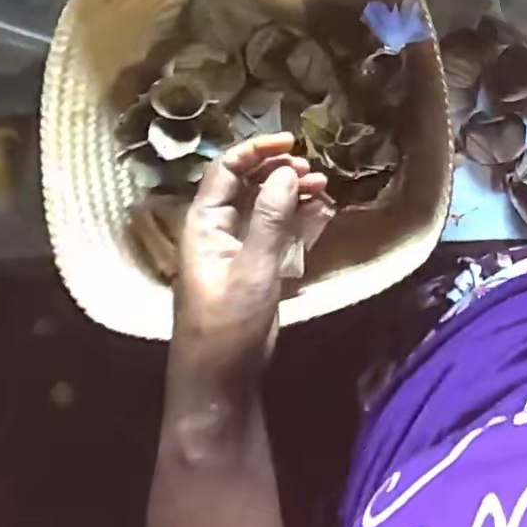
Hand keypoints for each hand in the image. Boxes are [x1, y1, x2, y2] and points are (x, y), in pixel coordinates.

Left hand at [173, 134, 328, 390]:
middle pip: (246, 181)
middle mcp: (217, 226)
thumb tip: (286, 171)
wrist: (220, 383)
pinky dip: (294, 215)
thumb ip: (270, 220)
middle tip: (311, 169)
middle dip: (277, 169)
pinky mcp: (252, 263)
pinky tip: (317, 210)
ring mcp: (235, 245)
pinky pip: (273, 226)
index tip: (291, 142)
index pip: (226, 168)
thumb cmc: (227, 327)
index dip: (256, 150)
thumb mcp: (252, 271)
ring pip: (262, 203)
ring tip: (321, 185)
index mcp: (204, 222)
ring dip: (290, 190)